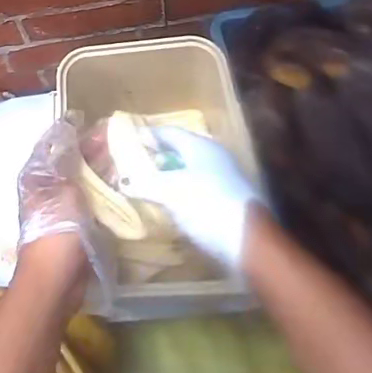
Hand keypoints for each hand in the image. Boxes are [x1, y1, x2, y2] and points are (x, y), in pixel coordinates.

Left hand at [16, 120, 109, 288]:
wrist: (56, 278)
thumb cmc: (56, 225)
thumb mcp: (63, 183)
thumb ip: (70, 155)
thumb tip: (72, 126)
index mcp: (36, 174)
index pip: (56, 142)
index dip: (77, 131)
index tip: (101, 123)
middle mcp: (47, 187)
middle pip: (72, 159)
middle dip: (94, 149)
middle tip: (120, 136)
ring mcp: (62, 206)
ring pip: (84, 178)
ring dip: (102, 168)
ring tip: (125, 154)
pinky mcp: (76, 223)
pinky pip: (92, 198)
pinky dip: (105, 189)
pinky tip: (123, 182)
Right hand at [118, 125, 262, 270]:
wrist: (248, 241)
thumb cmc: (207, 205)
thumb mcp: (171, 192)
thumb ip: (146, 183)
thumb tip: (122, 179)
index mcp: (200, 145)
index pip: (170, 132)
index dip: (149, 135)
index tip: (128, 140)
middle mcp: (213, 156)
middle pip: (181, 150)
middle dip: (158, 156)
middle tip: (134, 164)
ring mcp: (223, 178)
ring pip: (190, 170)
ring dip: (170, 176)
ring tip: (147, 186)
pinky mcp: (227, 200)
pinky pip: (197, 189)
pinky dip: (181, 193)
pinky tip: (170, 207)